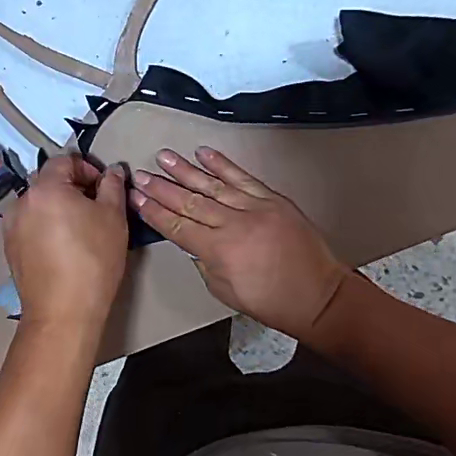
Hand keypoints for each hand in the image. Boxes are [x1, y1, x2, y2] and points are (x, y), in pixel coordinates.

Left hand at [3, 153, 129, 330]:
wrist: (63, 311)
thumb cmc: (92, 263)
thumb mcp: (113, 218)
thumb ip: (113, 187)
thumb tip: (113, 172)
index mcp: (45, 188)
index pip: (65, 160)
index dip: (88, 168)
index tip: (103, 186)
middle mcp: (21, 202)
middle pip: (49, 181)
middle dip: (73, 188)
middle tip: (97, 207)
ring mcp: (11, 226)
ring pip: (39, 204)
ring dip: (59, 208)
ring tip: (81, 229)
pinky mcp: (10, 248)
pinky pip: (30, 225)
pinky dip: (46, 227)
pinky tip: (65, 247)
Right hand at [132, 147, 353, 343]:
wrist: (319, 295)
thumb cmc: (271, 301)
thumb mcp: (224, 290)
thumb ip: (203, 262)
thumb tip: (190, 240)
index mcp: (219, 250)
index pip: (177, 225)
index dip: (154, 211)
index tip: (136, 199)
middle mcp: (234, 224)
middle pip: (189, 201)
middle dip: (161, 188)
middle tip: (140, 175)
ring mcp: (255, 208)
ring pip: (212, 184)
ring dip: (185, 170)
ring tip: (164, 157)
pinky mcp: (272, 199)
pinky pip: (243, 177)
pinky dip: (222, 164)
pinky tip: (204, 153)